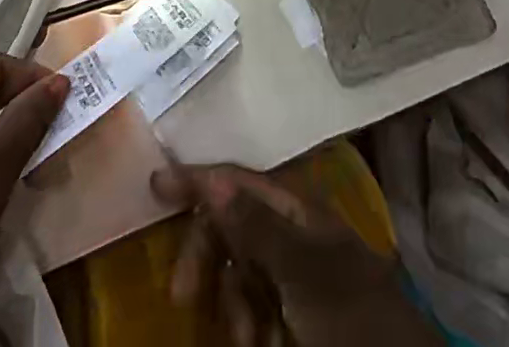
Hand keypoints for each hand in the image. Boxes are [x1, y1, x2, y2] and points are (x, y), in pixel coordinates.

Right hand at [150, 163, 442, 346]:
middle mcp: (293, 233)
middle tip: (182, 293)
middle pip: (230, 226)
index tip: (155, 184)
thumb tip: (210, 178)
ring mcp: (294, 273)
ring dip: (229, 300)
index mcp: (299, 211)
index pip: (237, 180)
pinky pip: (252, 302)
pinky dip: (246, 320)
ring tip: (243, 337)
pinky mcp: (294, 308)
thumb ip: (255, 224)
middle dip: (206, 257)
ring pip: (237, 270)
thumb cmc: (353, 317)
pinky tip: (257, 341)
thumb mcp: (303, 271)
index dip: (197, 180)